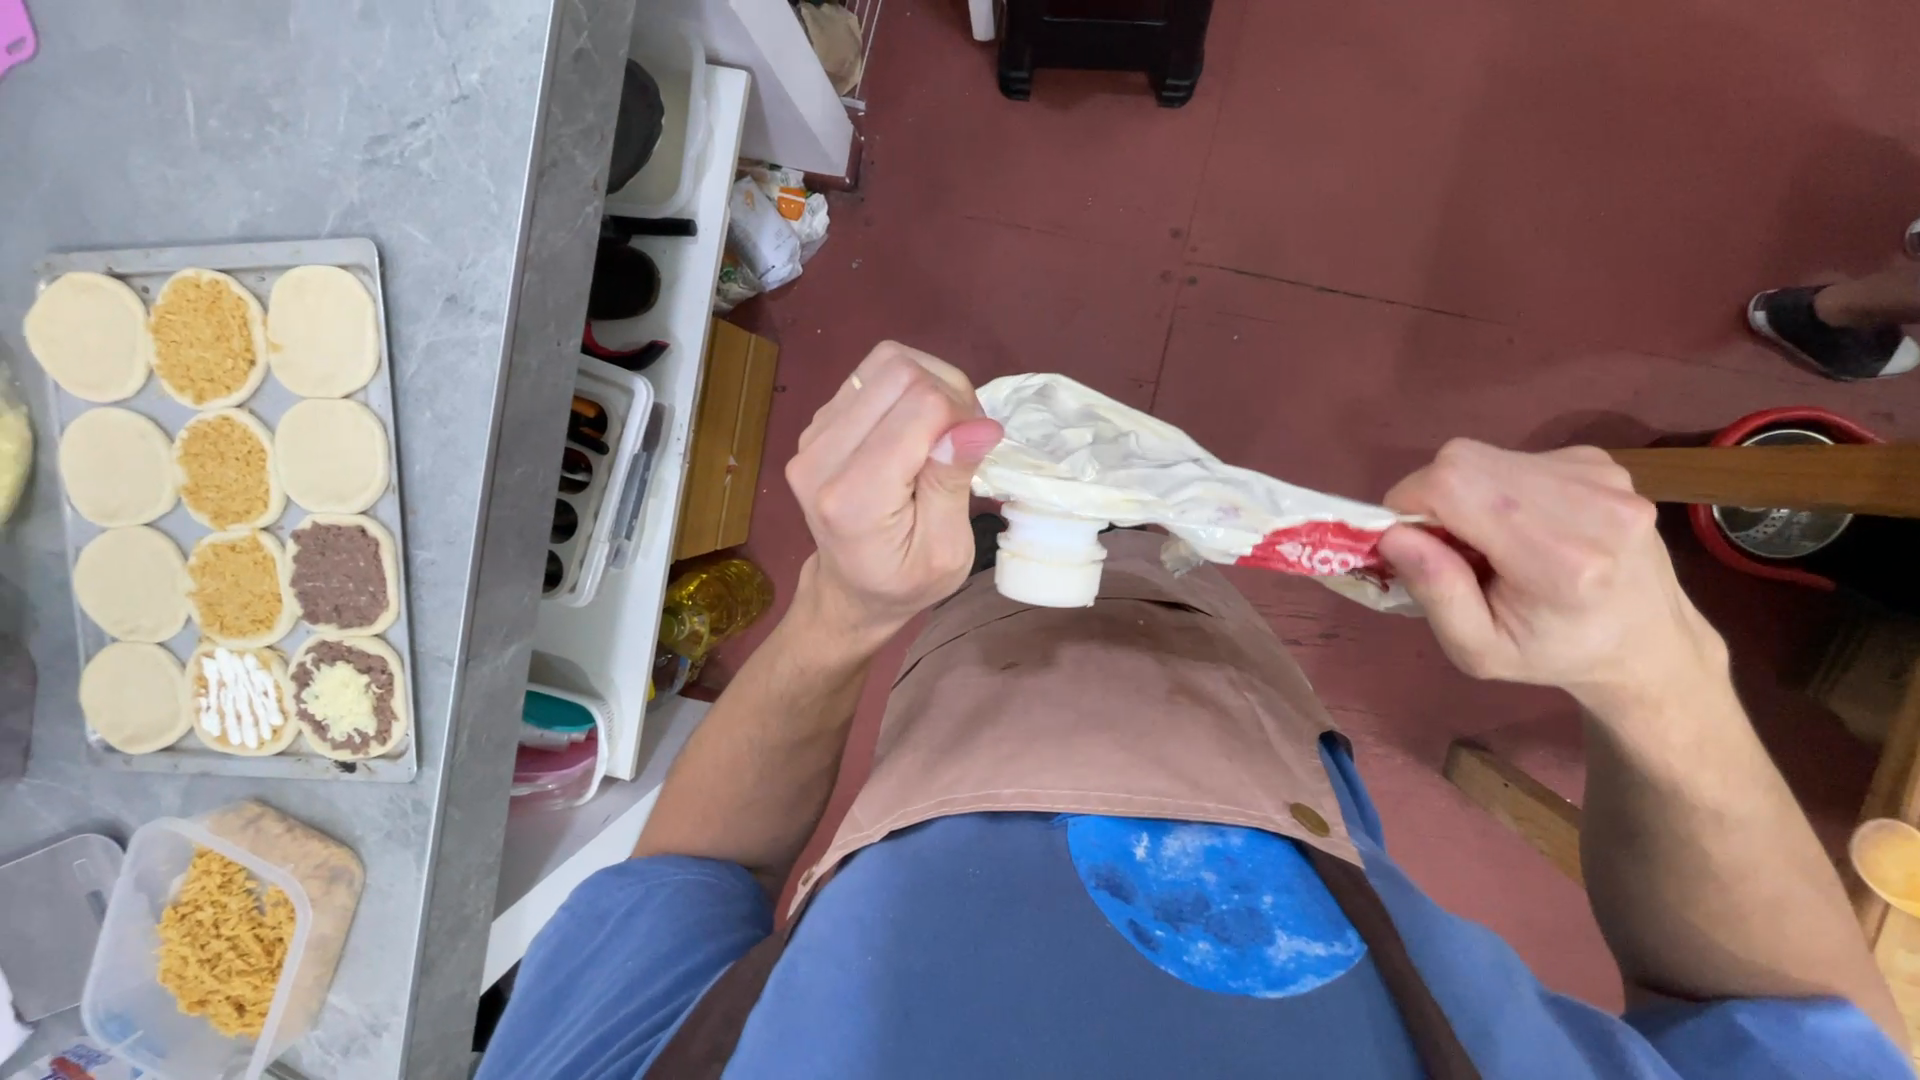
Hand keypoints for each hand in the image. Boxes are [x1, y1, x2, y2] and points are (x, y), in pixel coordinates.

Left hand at [785, 342, 1003, 649]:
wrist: (850, 591)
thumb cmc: (904, 581)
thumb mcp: (946, 552)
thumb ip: (952, 483)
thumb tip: (980, 425)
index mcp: (853, 498)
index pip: (920, 406)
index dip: (962, 414)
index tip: (975, 447)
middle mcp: (820, 457)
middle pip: (900, 371)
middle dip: (948, 391)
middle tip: (964, 435)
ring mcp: (812, 435)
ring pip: (885, 363)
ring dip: (929, 384)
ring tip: (943, 429)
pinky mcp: (817, 424)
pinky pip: (870, 376)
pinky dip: (906, 390)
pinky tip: (916, 428)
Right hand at [1376, 439, 1727, 719]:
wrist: (1651, 644)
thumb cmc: (1555, 655)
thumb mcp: (1478, 652)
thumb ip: (1436, 593)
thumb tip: (1392, 534)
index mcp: (1560, 561)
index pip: (1451, 486)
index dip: (1408, 503)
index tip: (1404, 540)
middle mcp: (1590, 505)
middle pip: (1462, 461)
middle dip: (1429, 496)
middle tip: (1440, 543)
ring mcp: (1601, 478)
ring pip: (1483, 456)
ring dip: (1462, 492)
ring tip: (1484, 538)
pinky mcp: (1600, 463)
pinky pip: (1511, 457)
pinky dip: (1493, 487)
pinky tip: (1517, 524)